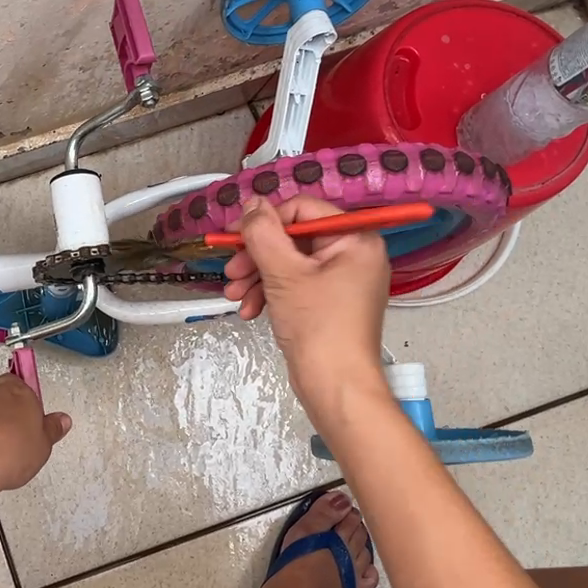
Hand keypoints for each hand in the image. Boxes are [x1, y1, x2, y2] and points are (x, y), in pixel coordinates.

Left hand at [0, 375, 71, 498]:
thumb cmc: (8, 452)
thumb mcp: (43, 447)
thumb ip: (52, 430)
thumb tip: (62, 420)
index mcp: (20, 392)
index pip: (22, 383)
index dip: (25, 399)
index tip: (30, 416)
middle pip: (1, 397)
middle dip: (7, 414)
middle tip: (15, 438)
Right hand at [223, 196, 389, 411]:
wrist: (335, 384)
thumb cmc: (319, 327)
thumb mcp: (282, 272)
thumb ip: (263, 232)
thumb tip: (252, 204)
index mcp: (355, 239)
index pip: (303, 210)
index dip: (265, 220)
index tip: (235, 235)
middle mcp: (354, 254)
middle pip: (293, 238)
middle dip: (257, 255)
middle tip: (232, 269)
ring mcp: (342, 280)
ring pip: (289, 263)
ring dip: (257, 276)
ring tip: (236, 295)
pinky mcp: (329, 302)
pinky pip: (294, 284)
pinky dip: (269, 292)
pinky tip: (251, 309)